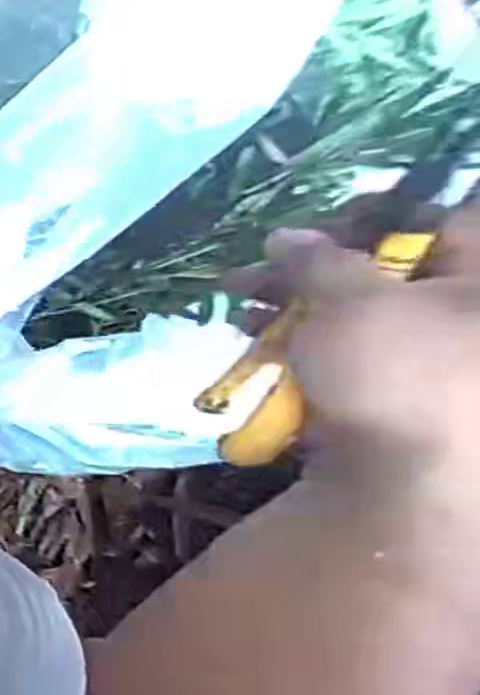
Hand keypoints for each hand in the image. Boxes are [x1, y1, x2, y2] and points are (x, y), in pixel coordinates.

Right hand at [245, 206, 479, 486]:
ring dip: (297, 303)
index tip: (310, 226)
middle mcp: (477, 310)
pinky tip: (263, 342)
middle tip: (251, 273)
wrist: (414, 478)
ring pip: (368, 307)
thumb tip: (288, 235)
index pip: (445, 218)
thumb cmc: (400, 373)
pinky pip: (361, 345)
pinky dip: (310, 338)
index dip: (372, 215)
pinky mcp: (414, 385)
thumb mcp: (349, 304)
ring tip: (239, 311)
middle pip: (397, 265)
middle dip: (313, 266)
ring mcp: (449, 351)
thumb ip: (318, 262)